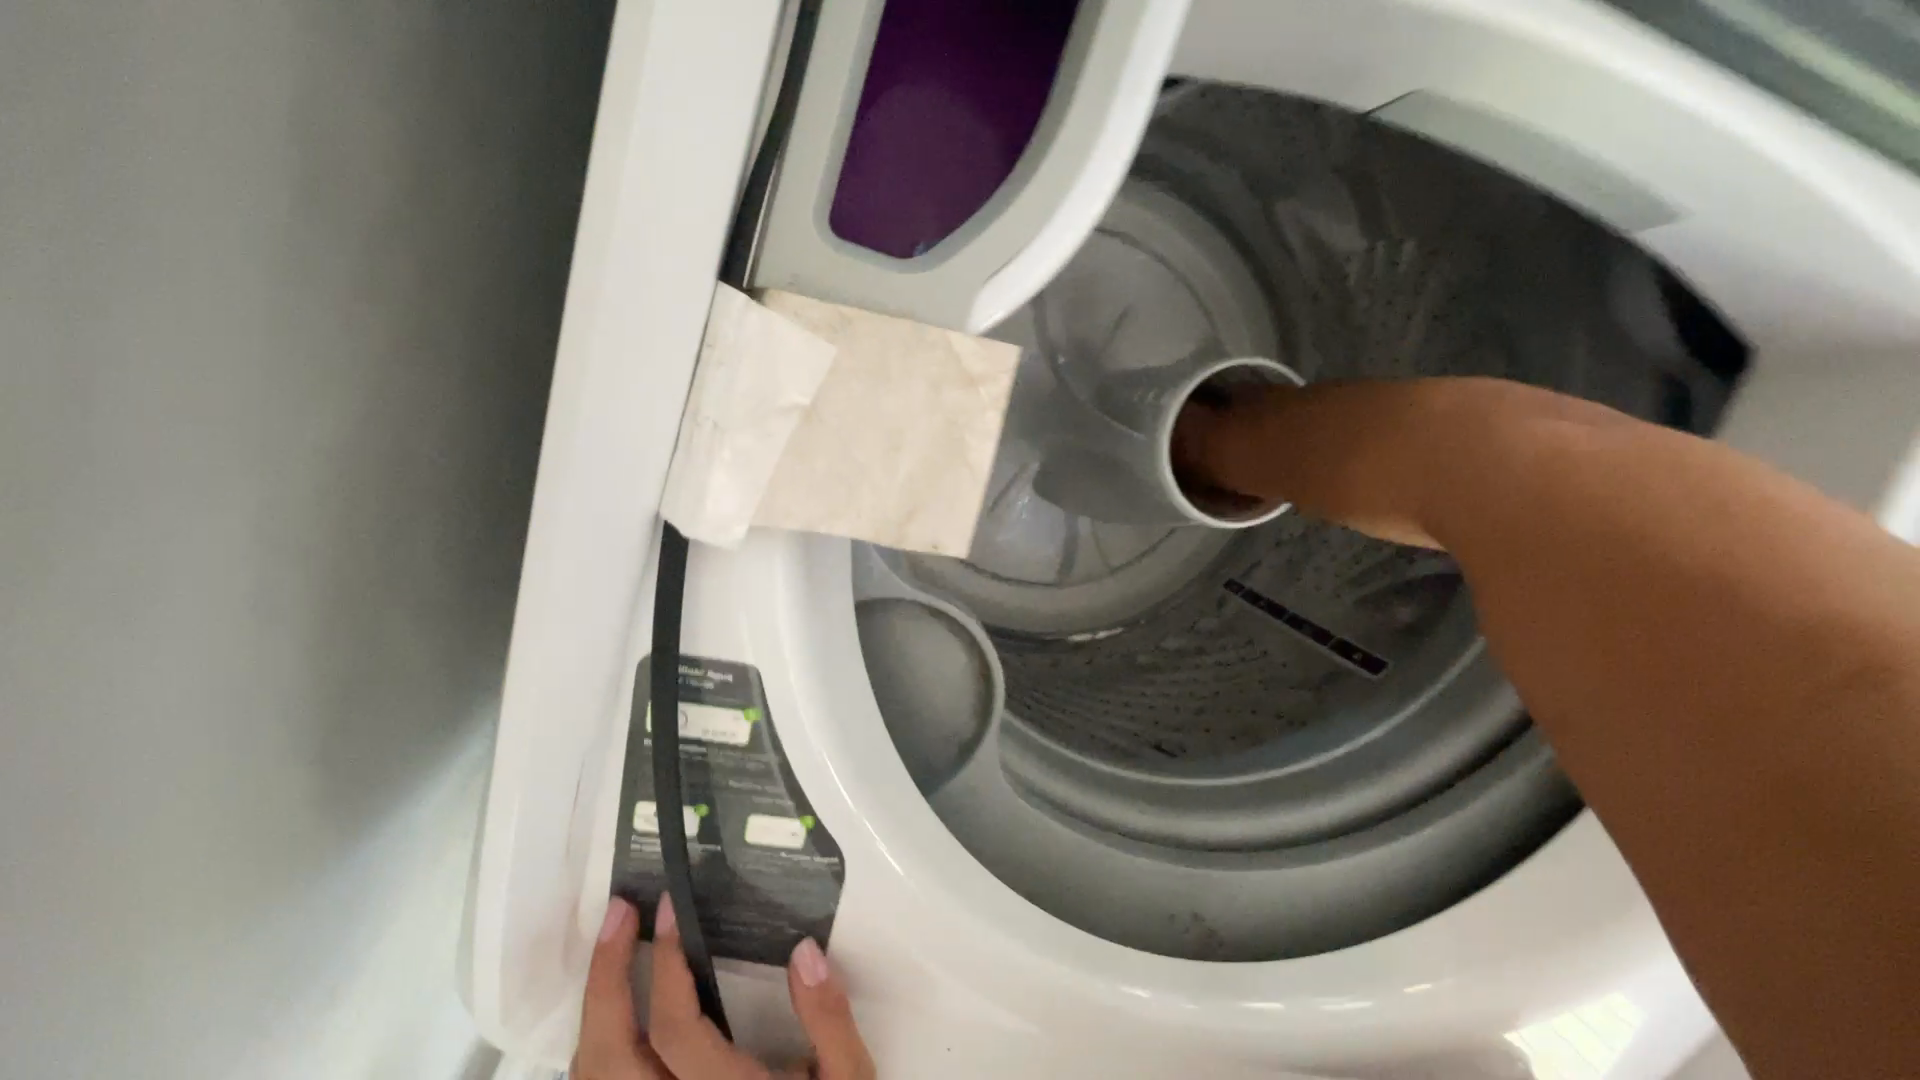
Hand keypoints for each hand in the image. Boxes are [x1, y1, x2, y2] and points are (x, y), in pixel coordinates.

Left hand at [573, 896, 875, 1079]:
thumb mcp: (848, 1078)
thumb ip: (829, 1018)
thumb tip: (804, 951)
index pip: (672, 1029)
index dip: (664, 965)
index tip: (669, 910)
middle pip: (607, 1056)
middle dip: (604, 977)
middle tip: (618, 912)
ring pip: (593, 1078)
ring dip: (594, 1011)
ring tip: (612, 950)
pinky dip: (598, 1048)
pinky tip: (619, 1012)